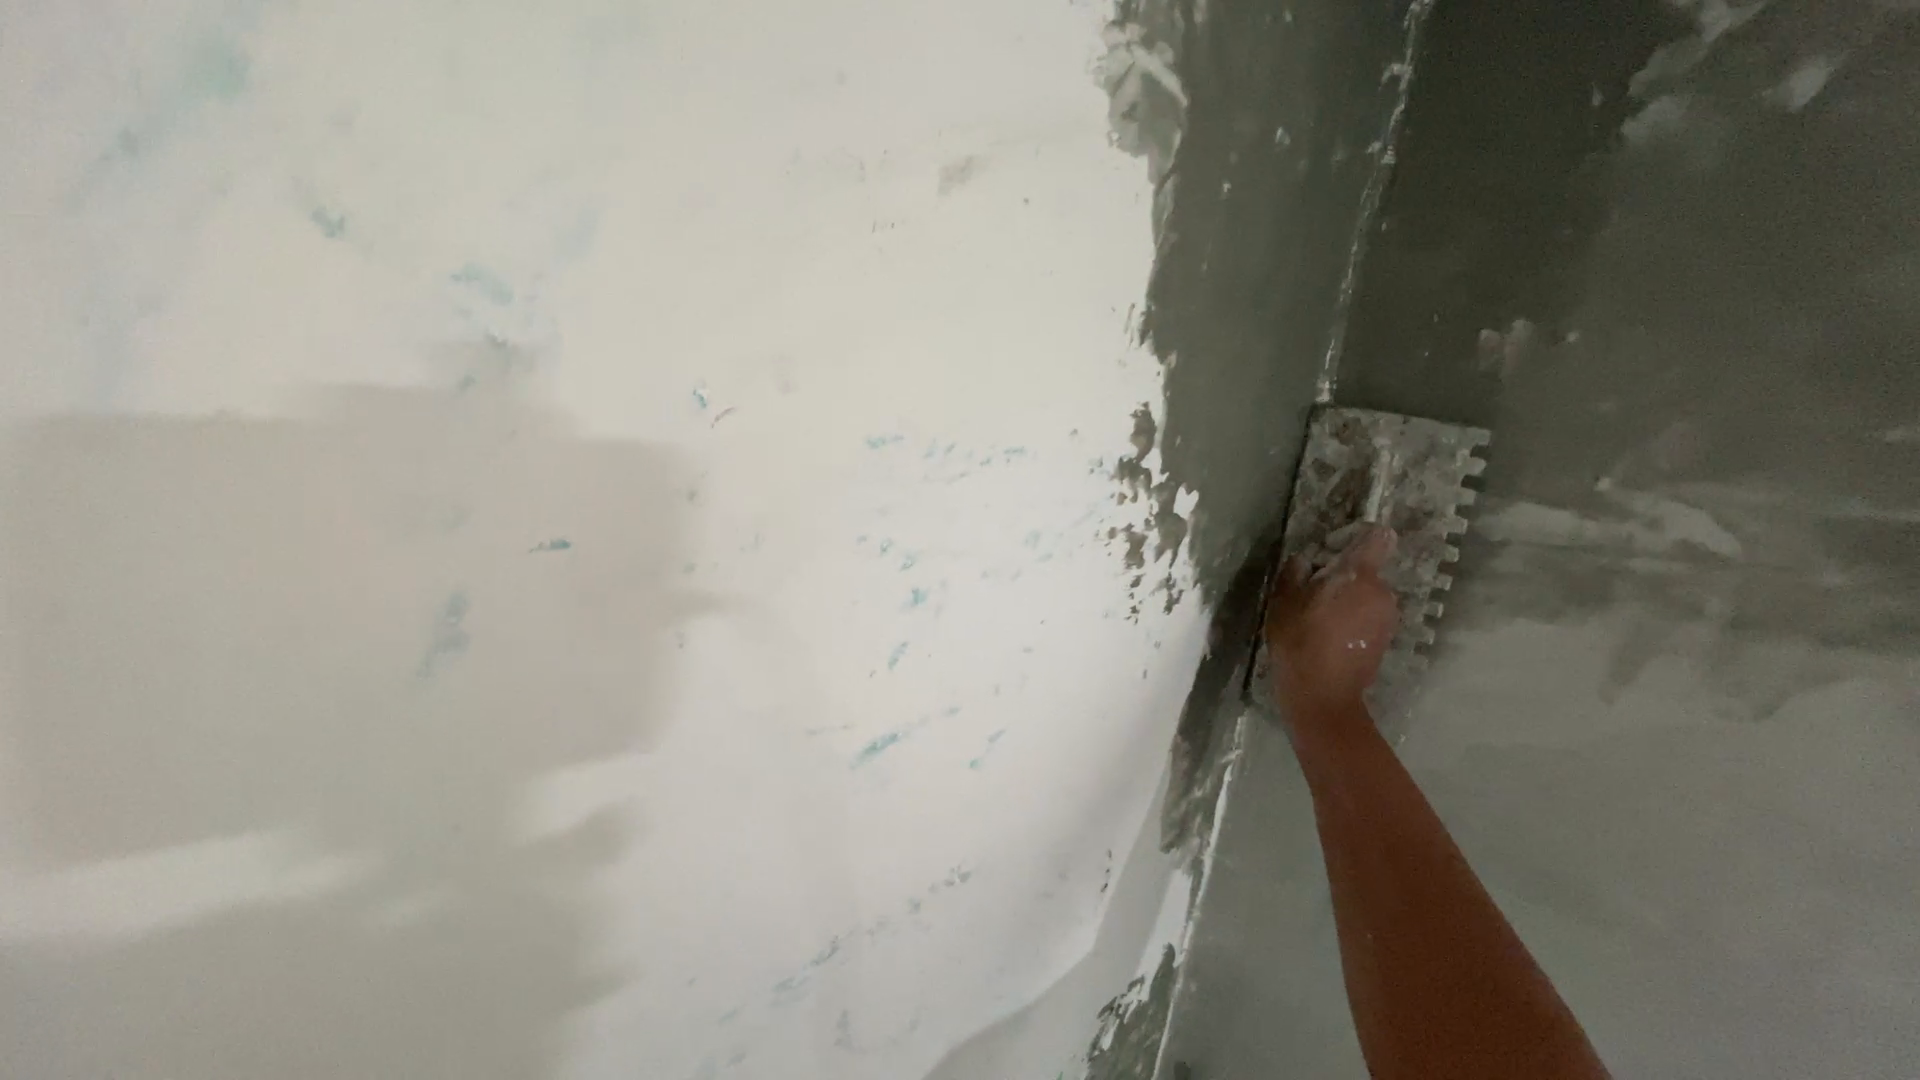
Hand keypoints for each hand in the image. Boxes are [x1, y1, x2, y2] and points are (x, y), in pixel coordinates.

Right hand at [1264, 526, 1400, 724]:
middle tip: (1312, 592)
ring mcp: (1388, 617)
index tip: (1334, 547)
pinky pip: (1370, 615)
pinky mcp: (1386, 638)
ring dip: (1348, 598)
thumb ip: (1293, 574)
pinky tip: (1330, 635)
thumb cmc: (1299, 644)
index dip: (1358, 536)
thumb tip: (1302, 560)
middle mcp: (1382, 592)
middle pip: (1367, 570)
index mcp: (1359, 577)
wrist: (1323, 697)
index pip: (1377, 538)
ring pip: (1368, 594)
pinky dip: (1353, 618)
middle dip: (1344, 575)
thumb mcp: (1282, 604)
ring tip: (1318, 617)